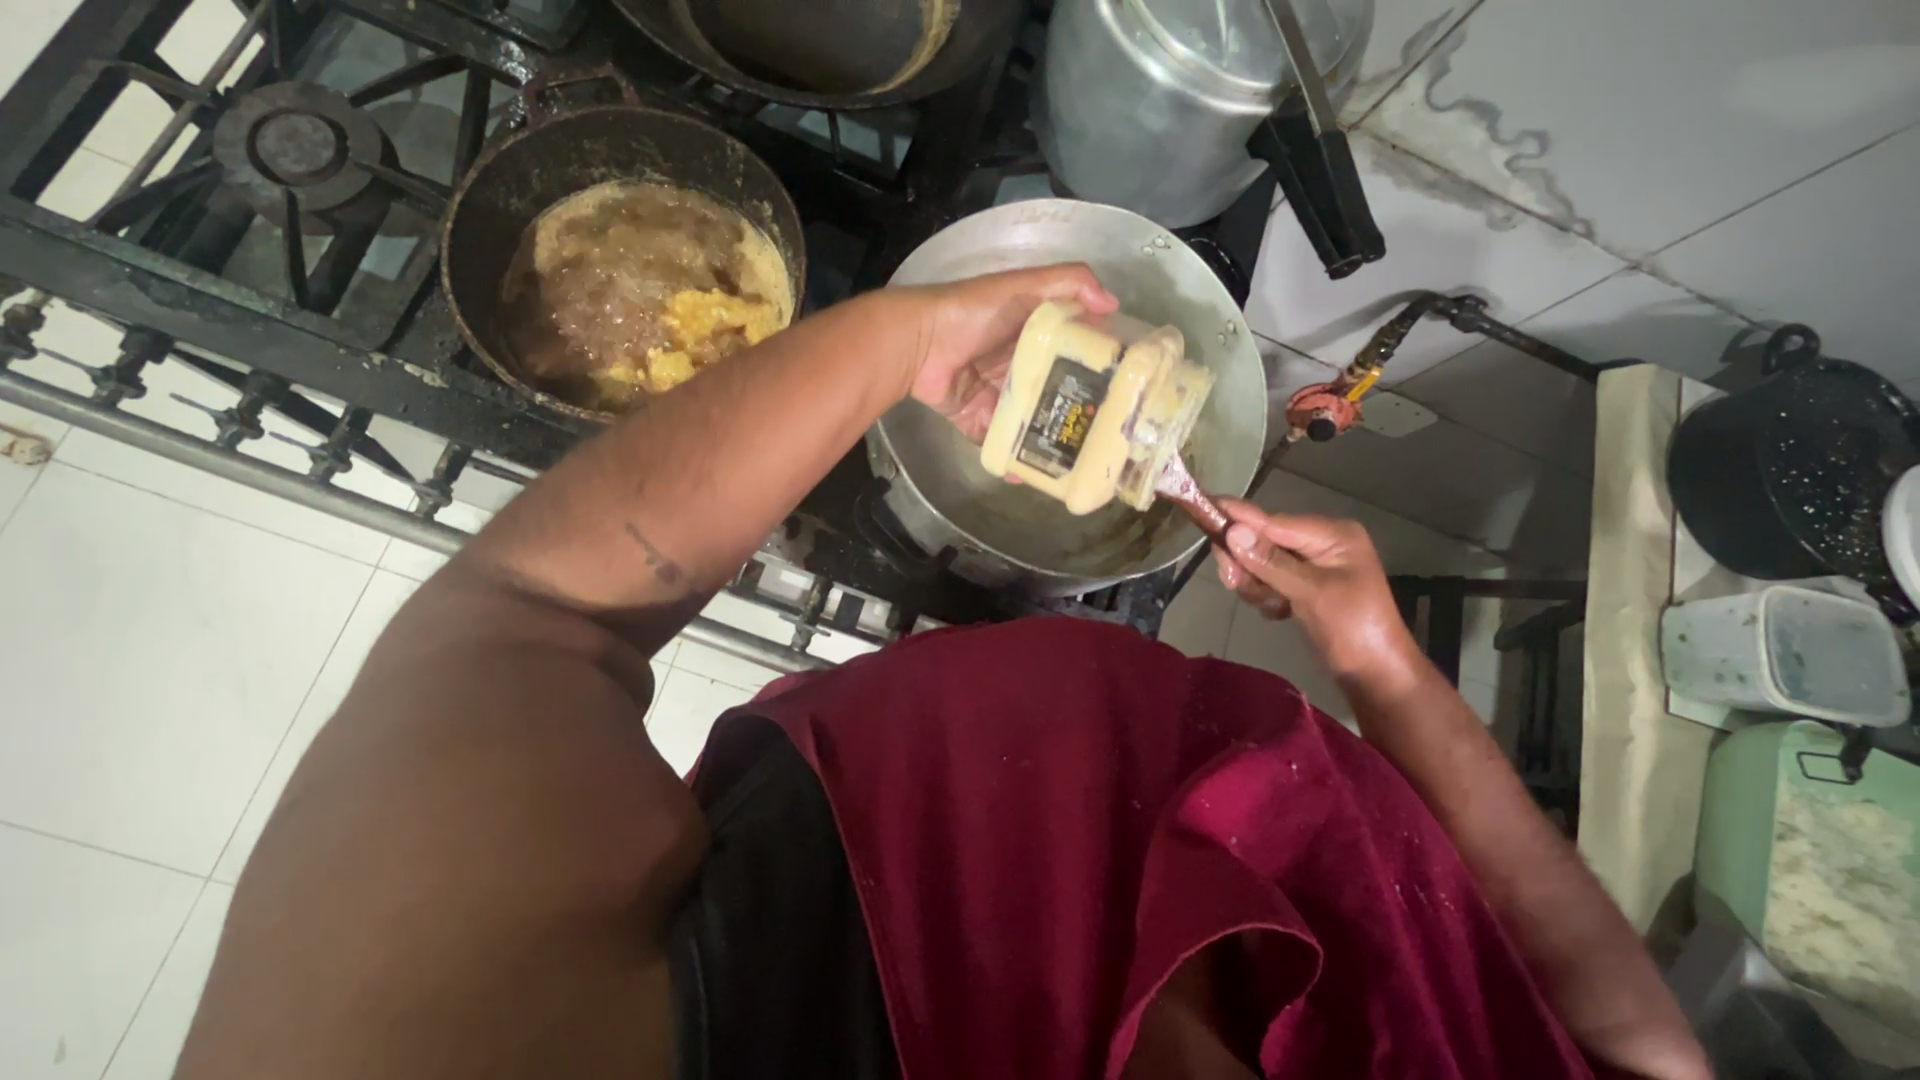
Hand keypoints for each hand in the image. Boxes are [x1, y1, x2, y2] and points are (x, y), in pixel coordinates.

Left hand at [894, 264, 1117, 441]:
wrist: (919, 343)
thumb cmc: (974, 312)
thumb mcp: (1025, 287)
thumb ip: (1069, 283)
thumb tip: (1112, 304)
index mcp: (1030, 332)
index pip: (1070, 350)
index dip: (1094, 367)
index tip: (1122, 389)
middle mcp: (1015, 363)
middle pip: (1051, 391)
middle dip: (1073, 412)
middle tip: (1102, 435)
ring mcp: (995, 394)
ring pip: (1028, 421)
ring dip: (1046, 441)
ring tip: (1073, 462)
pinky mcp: (975, 418)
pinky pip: (998, 442)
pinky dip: (1012, 458)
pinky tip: (1031, 474)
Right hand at [1211, 497, 1423, 686]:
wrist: (1376, 675)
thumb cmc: (1353, 629)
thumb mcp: (1311, 593)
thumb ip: (1270, 562)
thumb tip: (1232, 531)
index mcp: (1332, 535)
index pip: (1273, 521)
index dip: (1237, 518)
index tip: (1203, 506)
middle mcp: (1321, 543)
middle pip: (1262, 540)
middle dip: (1246, 561)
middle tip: (1232, 582)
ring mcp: (1312, 566)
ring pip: (1260, 562)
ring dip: (1257, 584)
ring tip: (1272, 606)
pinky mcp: (1303, 587)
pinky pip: (1268, 580)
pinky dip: (1266, 595)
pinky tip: (1279, 612)